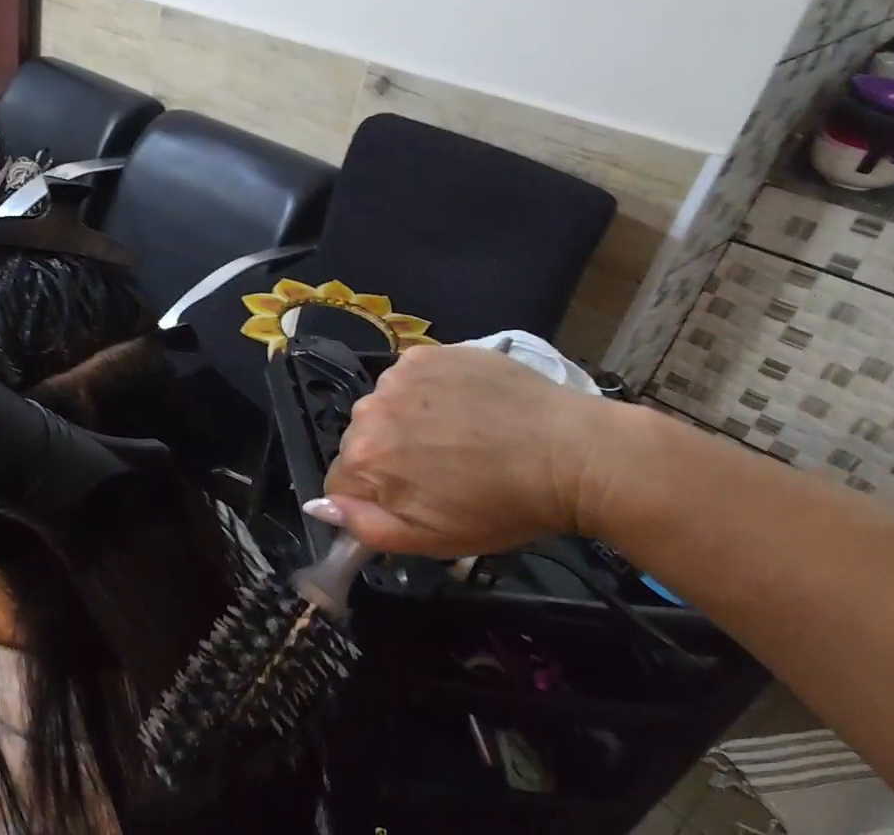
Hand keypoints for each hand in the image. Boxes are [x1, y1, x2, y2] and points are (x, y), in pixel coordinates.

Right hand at [311, 344, 620, 556]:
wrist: (576, 453)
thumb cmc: (505, 505)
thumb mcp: (433, 539)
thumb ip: (366, 527)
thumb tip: (317, 508)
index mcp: (364, 458)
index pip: (340, 483)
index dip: (374, 498)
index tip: (414, 501)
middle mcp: (368, 410)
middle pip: (360, 442)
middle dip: (390, 457)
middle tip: (444, 472)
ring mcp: (397, 377)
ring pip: (385, 408)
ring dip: (409, 423)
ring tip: (460, 438)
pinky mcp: (427, 354)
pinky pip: (410, 379)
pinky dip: (430, 393)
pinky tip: (466, 408)